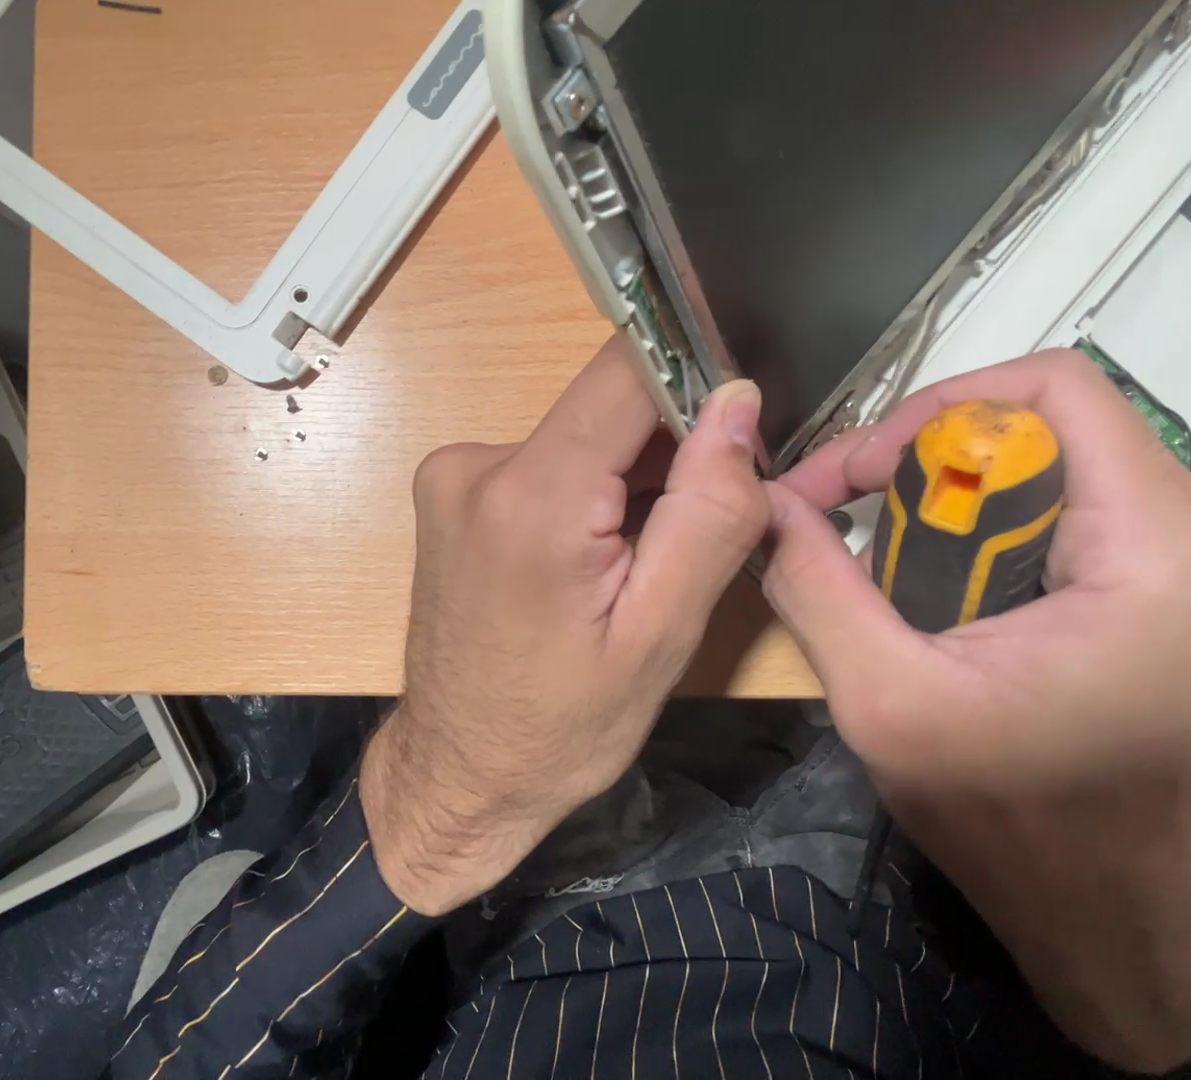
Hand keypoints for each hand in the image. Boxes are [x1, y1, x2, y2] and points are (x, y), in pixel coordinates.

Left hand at [362, 338, 768, 916]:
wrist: (460, 770)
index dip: (697, 382)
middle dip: (671, 448)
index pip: (627, 368)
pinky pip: (548, 461)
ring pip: (582, 434)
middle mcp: (475, 463)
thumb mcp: (660, 635)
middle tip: (705, 526)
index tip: (739, 437)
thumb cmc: (562, 727)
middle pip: (608, 405)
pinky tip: (601, 558)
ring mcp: (454, 474)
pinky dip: (591, 492)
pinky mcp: (451, 491)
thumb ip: (709, 512)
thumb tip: (736, 402)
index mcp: (530, 496)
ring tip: (645, 561)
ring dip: (633, 477)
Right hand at [762, 350, 1190, 1071]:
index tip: (849, 482)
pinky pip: (1050, 521)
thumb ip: (815, 587)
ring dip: (938, 507)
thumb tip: (761, 501)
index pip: (1048, 391)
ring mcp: (1180, 569)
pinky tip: (923, 597)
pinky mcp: (1154, 600)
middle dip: (920, 467)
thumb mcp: (886, 702)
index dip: (931, 414)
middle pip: (1037, 430)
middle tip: (837, 521)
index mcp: (1155, 546)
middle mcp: (1190, 535)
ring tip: (872, 567)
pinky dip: (970, 540)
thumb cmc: (1015, 823)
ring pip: (1037, 474)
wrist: (1109, 927)